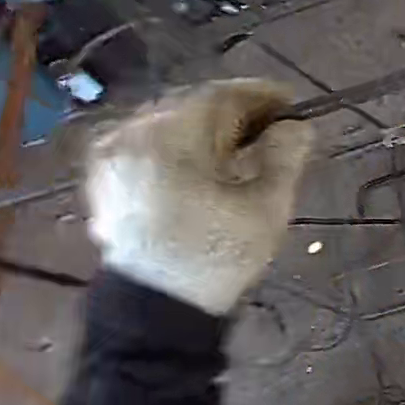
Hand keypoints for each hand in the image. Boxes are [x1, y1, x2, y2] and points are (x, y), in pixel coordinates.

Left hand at [85, 79, 313, 314]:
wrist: (158, 309)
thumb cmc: (218, 257)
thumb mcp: (266, 209)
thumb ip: (285, 158)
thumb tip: (298, 126)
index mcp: (170, 137)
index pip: (221, 96)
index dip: (262, 96)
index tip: (293, 105)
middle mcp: (131, 132)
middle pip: (192, 106)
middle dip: (235, 114)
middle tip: (272, 130)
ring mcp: (111, 154)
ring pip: (169, 124)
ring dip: (209, 130)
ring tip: (242, 150)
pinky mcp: (106, 176)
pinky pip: (150, 144)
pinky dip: (182, 147)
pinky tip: (204, 168)